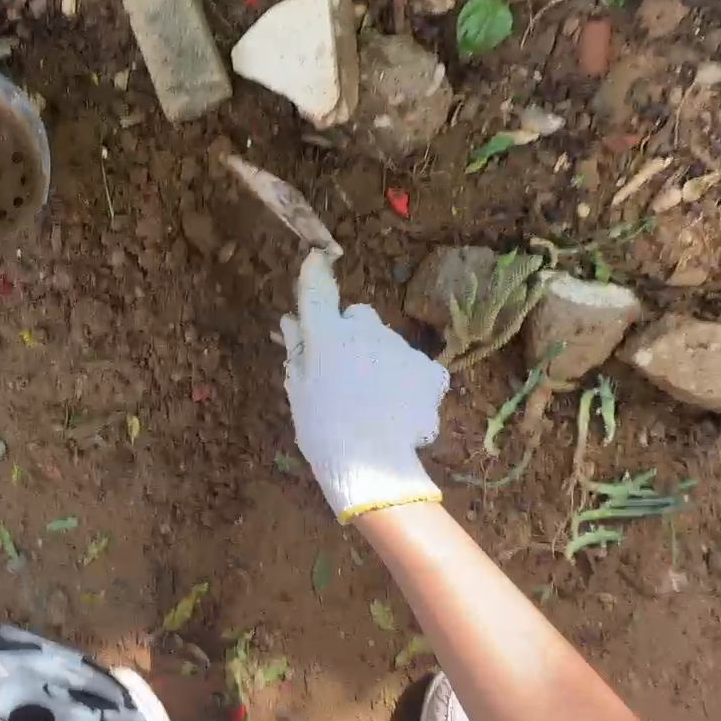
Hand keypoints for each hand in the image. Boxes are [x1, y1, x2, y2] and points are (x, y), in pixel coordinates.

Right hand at [280, 249, 448, 521]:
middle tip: (341, 372)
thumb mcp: (298, 390)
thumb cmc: (322, 428)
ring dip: (377, 359)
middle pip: (358, 318)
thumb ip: (297, 351)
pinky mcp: (429, 370)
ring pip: (386, 343)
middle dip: (350, 335)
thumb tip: (290, 321)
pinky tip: (395, 407)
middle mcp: (366, 331)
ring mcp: (401, 348)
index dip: (315, 271)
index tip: (317, 256)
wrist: (372, 465)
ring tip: (370, 400)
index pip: (318, 291)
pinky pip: (412, 365)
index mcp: (327, 335)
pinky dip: (405, 379)